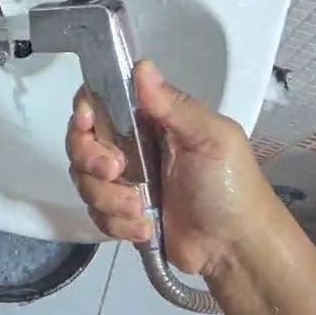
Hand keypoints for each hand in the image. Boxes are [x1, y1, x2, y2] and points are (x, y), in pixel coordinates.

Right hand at [66, 61, 286, 277]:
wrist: (234, 248)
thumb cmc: (230, 186)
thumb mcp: (211, 139)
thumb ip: (175, 105)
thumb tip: (142, 65)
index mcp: (152, 120)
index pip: (101, 101)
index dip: (84, 110)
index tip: (87, 124)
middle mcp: (132, 145)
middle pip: (81, 142)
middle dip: (91, 159)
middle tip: (116, 172)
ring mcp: (124, 181)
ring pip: (85, 181)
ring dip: (108, 199)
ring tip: (140, 211)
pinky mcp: (121, 214)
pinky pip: (95, 213)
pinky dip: (116, 223)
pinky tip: (144, 228)